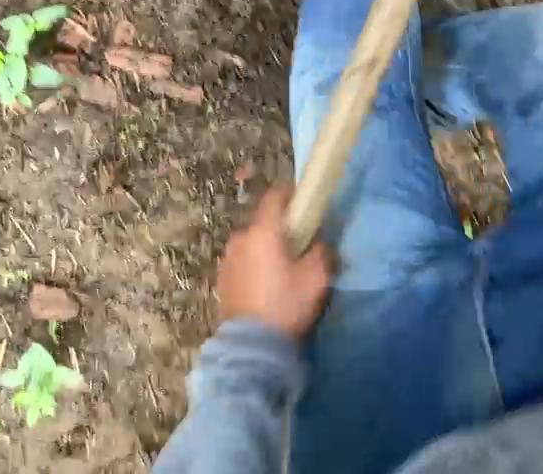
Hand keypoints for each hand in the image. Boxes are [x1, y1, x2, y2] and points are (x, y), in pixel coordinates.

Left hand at [217, 186, 331, 339]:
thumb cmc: (286, 305)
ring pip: (252, 243)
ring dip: (265, 249)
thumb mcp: (316, 278)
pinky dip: (253, 265)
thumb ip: (321, 251)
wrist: (251, 347)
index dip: (290, 194)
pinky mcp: (221, 279)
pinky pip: (242, 262)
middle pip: (263, 222)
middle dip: (280, 229)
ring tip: (280, 271)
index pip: (275, 196)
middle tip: (298, 245)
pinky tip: (264, 286)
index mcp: (263, 231)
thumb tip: (318, 241)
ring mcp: (227, 259)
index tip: (303, 202)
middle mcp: (241, 238)